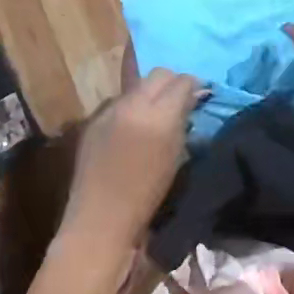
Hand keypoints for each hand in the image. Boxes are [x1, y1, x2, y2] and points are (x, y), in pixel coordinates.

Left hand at [59, 67, 201, 251]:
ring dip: (150, 94)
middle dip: (172, 83)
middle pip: (159, 74)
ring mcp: (109, 109)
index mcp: (158, 115)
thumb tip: (191, 100)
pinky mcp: (94, 119)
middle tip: (180, 101)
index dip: (194, 86)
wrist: (101, 220)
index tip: (199, 97)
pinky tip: (133, 127)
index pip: (182, 81)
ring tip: (156, 114)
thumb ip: (183, 121)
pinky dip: (131, 107)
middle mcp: (132, 104)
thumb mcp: (176, 157)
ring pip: (137, 85)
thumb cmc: (147, 197)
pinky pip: (119, 102)